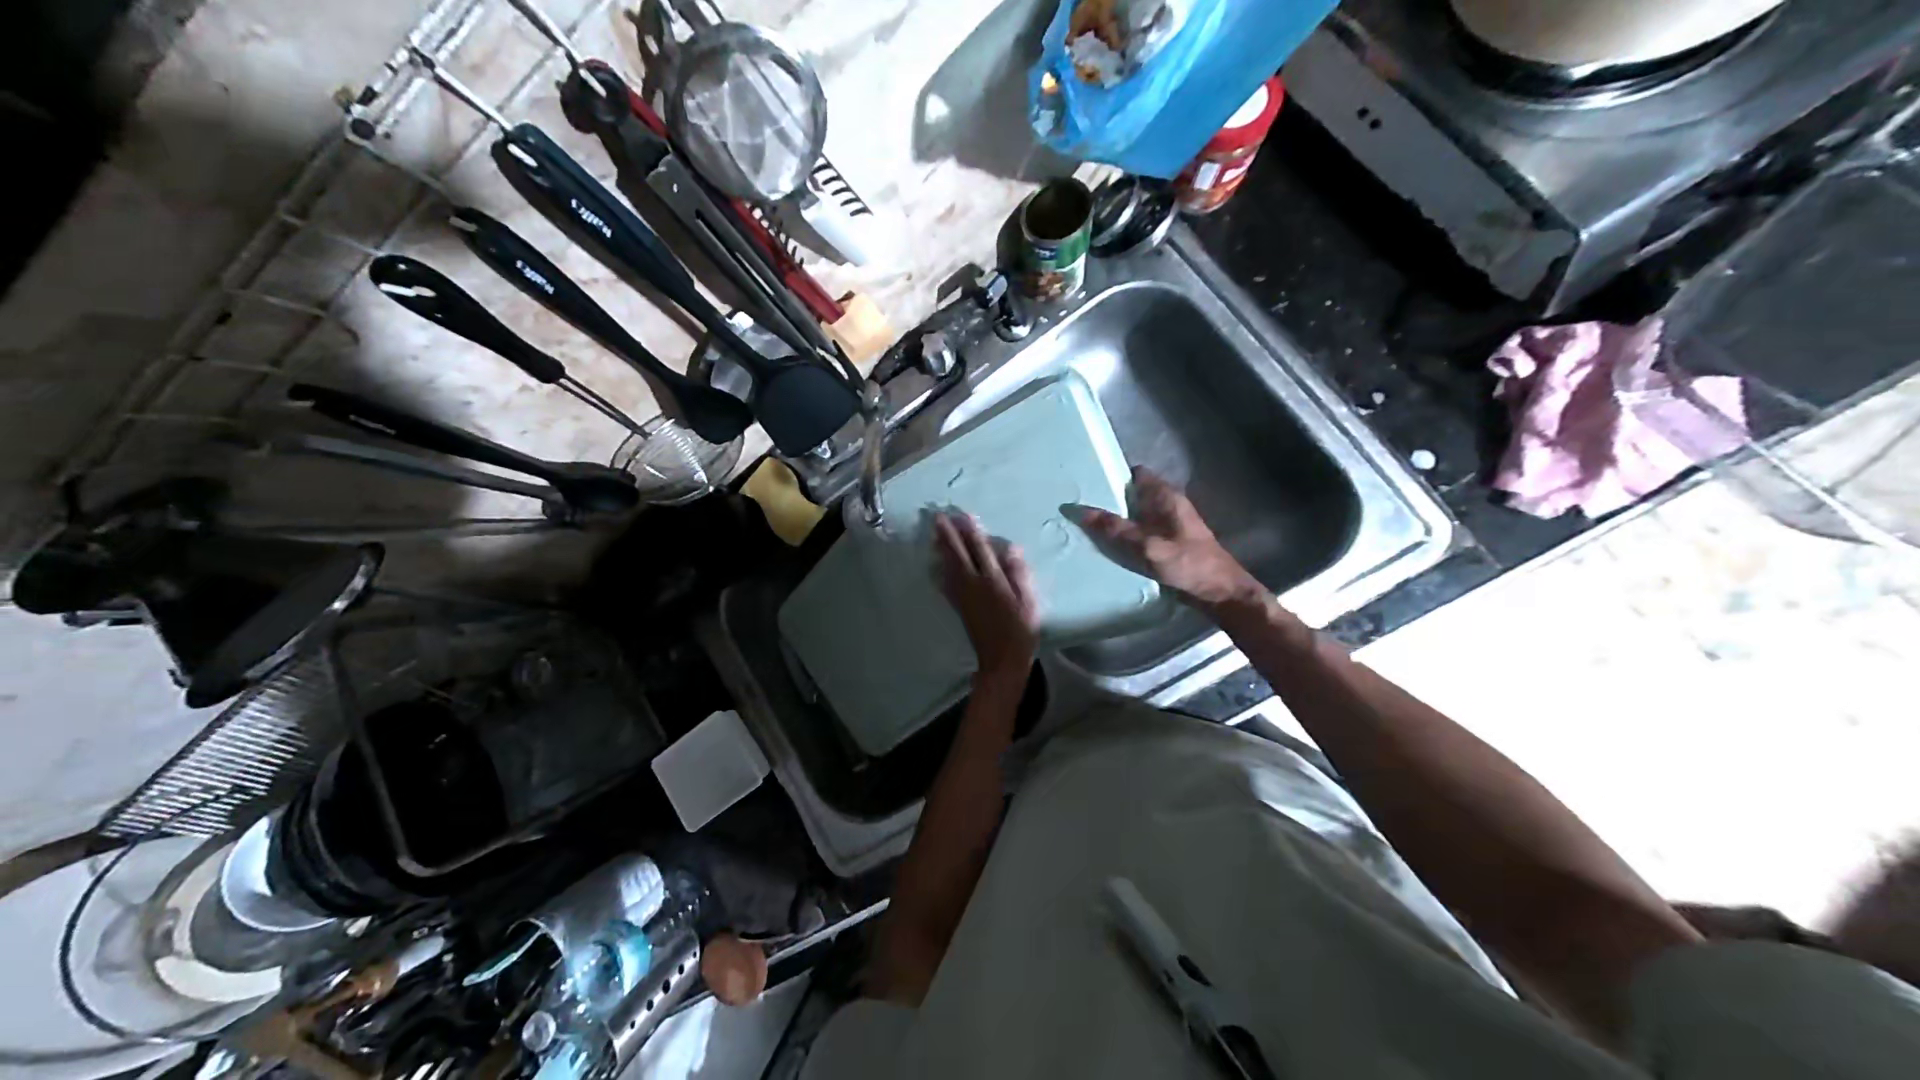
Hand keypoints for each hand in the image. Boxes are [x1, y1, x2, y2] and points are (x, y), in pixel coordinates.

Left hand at [932, 512, 1039, 679]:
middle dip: (948, 535)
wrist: (1002, 660)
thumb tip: (1012, 549)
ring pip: (948, 566)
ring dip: (941, 548)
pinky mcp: (958, 607)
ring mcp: (963, 596)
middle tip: (938, 516)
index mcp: (993, 581)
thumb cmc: (1021, 629)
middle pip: (958, 554)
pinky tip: (934, 563)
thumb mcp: (1028, 600)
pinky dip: (939, 570)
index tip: (964, 515)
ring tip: (933, 532)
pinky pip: (945, 583)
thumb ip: (1019, 574)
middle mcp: (974, 585)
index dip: (972, 531)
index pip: (980, 550)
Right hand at [1072, 466, 1263, 607]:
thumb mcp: (1148, 546)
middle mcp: (1167, 505)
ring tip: (1086, 525)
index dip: (1114, 474)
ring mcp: (1168, 524)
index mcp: (1166, 497)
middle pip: (1133, 494)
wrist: (1218, 591)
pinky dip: (1126, 535)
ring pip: (1135, 514)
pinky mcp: (1167, 542)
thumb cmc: (1187, 563)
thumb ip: (1115, 528)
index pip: (1137, 473)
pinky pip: (1140, 532)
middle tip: (1080, 506)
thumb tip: (1081, 510)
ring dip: (1117, 519)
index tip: (1089, 482)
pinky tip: (1108, 546)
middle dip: (1109, 499)